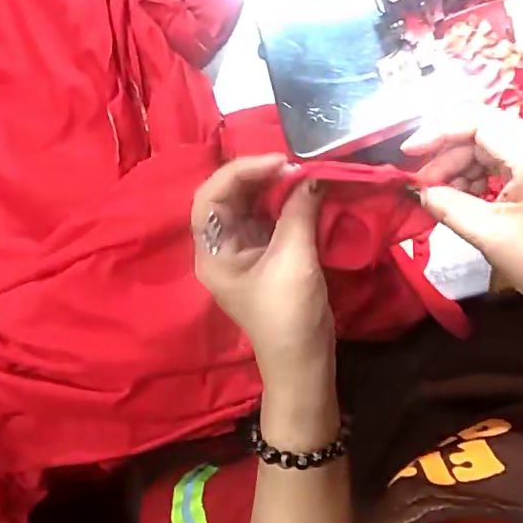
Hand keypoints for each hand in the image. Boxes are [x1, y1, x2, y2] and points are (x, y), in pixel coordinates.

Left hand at [192, 155, 332, 377]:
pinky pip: (269, 217)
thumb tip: (312, 176)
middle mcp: (221, 246)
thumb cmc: (288, 315)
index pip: (209, 197)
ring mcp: (244, 249)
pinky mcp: (266, 253)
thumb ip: (299, 213)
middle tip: (294, 166)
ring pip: (249, 204)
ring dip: (273, 186)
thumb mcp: (294, 260)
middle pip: (228, 196)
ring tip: (301, 174)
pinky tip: (304, 192)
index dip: (239, 172)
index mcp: (212, 252)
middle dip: (258, 175)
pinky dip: (285, 201)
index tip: (278, 163)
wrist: (304, 360)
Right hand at [403, 111, 522, 335]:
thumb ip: (448, 205)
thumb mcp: (489, 235)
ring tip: (439, 196)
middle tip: (421, 185)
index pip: (480, 121)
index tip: (408, 155)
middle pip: (486, 131)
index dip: (438, 132)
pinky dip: (478, 178)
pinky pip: (505, 165)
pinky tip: (462, 200)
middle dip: (447, 154)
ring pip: (493, 148)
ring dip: (460, 167)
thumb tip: (419, 190)